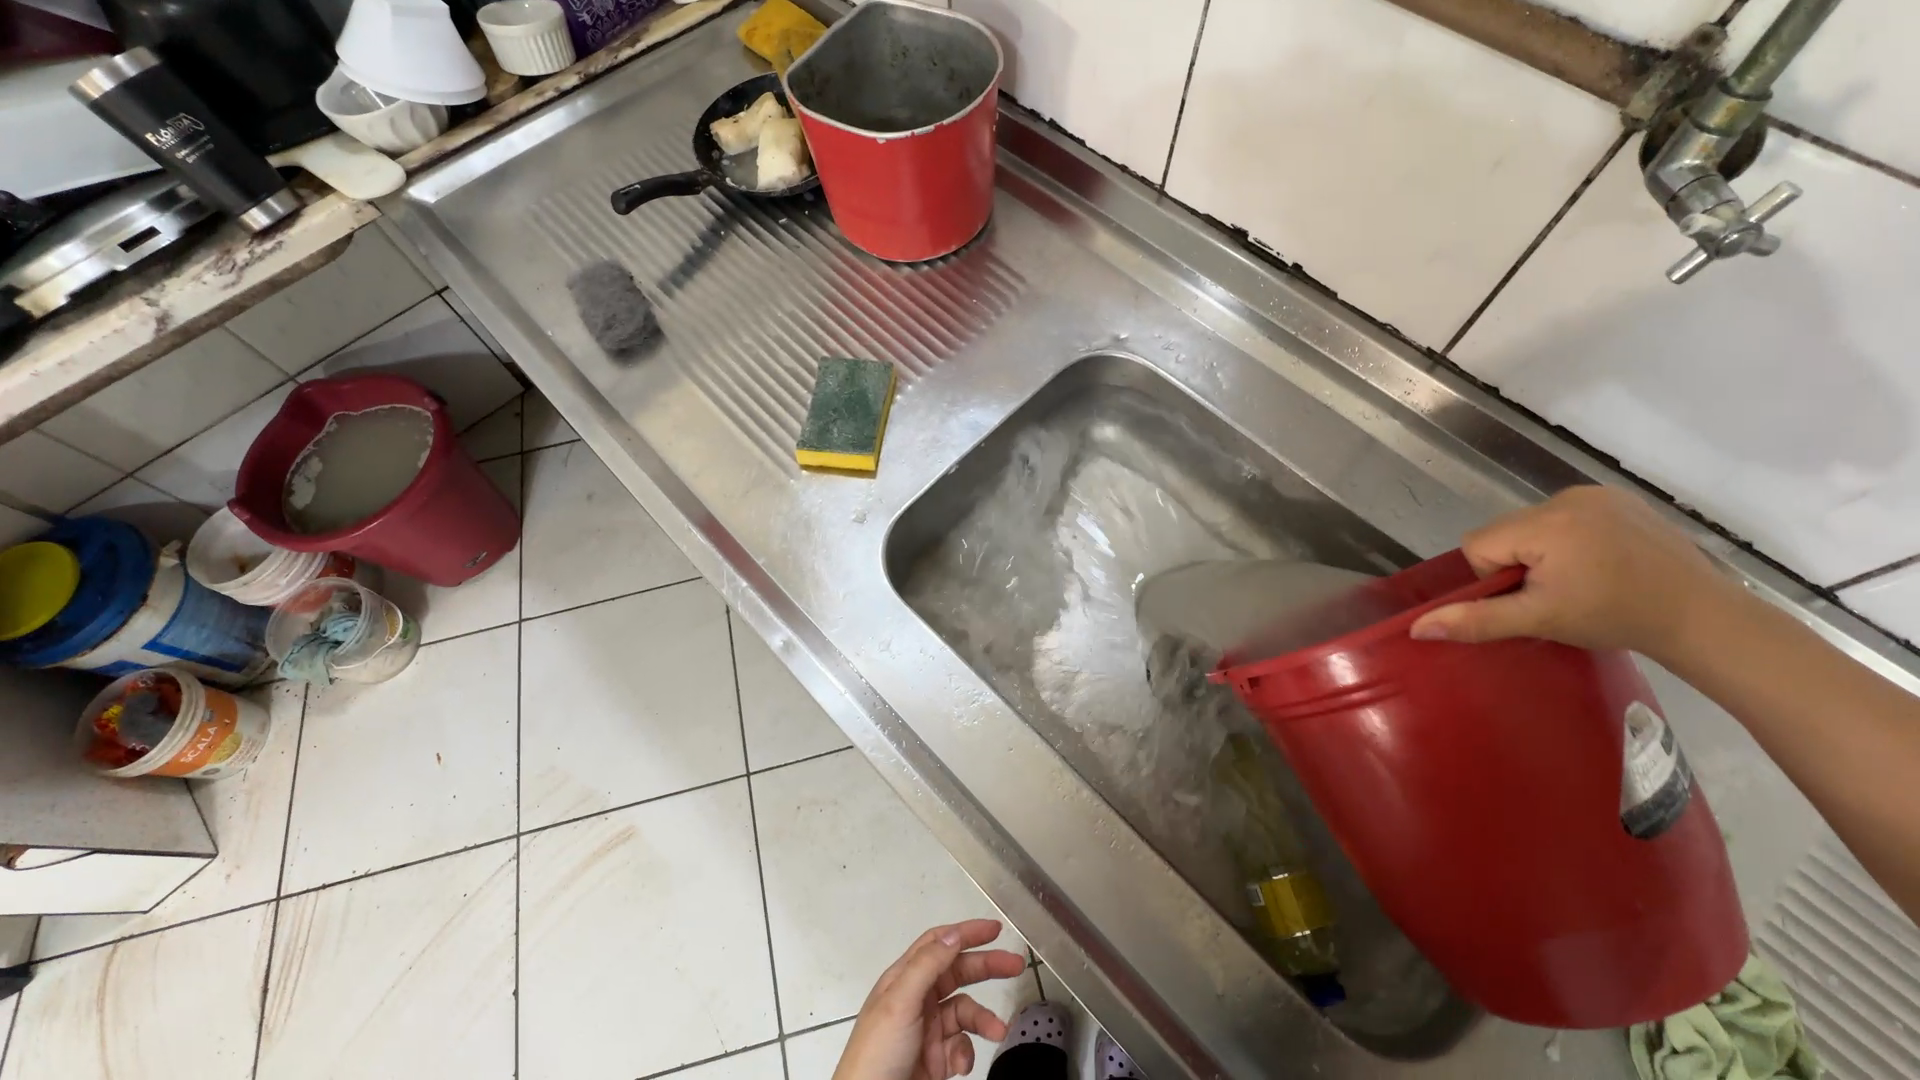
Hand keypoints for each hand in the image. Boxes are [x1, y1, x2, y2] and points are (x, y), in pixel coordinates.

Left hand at [831, 919, 1028, 1079]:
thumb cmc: (880, 1048)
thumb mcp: (900, 1002)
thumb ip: (927, 965)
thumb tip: (954, 933)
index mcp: (904, 978)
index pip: (939, 944)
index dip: (966, 933)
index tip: (996, 929)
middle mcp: (918, 998)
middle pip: (958, 973)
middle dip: (987, 968)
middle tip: (1016, 965)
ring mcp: (928, 1029)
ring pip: (965, 1012)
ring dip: (983, 1020)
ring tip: (998, 1031)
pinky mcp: (936, 1059)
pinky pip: (961, 1047)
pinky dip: (966, 1053)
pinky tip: (960, 1065)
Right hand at [1407, 485, 1743, 661]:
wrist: (1702, 615)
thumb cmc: (1615, 617)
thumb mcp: (1540, 620)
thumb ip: (1476, 620)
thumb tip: (1417, 627)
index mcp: (1546, 523)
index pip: (1479, 544)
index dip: (1493, 577)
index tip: (1531, 599)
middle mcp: (1567, 497)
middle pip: (1506, 531)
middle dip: (1518, 563)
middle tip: (1556, 594)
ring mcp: (1597, 494)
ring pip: (1535, 524)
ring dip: (1543, 551)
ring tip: (1581, 579)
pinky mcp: (1620, 498)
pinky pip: (1569, 516)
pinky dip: (1572, 539)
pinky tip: (1601, 562)